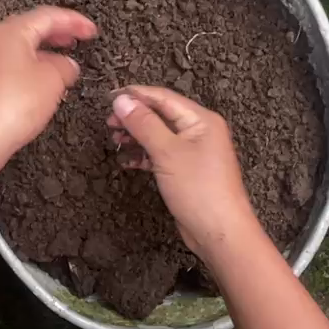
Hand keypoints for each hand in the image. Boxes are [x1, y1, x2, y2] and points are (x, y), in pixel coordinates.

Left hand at [0, 6, 97, 158]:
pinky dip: (31, 67)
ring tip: (64, 62)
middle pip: (31, 28)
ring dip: (45, 52)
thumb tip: (67, 64)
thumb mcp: (52, 80)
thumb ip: (65, 66)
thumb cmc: (15, 103)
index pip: (48, 16)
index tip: (92, 30)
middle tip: (78, 39)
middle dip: (57, 33)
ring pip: (21, 48)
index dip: (74, 21)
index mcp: (11, 30)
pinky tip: (43, 82)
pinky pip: (12, 65)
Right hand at [108, 86, 266, 260]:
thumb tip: (120, 100)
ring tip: (115, 141)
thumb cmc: (199, 189)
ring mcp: (193, 151)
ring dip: (136, 135)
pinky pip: (160, 153)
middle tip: (109, 123)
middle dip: (133, 116)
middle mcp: (198, 130)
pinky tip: (127, 161)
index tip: (108, 98)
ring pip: (158, 134)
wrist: (220, 233)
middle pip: (160, 114)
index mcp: (200, 119)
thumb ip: (143, 123)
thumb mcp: (167, 152)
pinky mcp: (185, 170)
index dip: (135, 95)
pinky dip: (143, 154)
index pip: (163, 97)